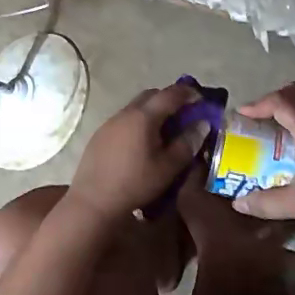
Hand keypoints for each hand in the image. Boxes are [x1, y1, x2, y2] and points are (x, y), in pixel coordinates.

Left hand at [67, 83, 209, 219]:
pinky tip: (141, 144)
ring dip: (152, 112)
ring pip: (136, 107)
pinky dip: (138, 123)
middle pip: (151, 95)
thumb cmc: (135, 184)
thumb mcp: (168, 167)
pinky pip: (124, 120)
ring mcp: (109, 123)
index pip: (170, 94)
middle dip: (169, 99)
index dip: (188, 93)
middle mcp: (125, 113)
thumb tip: (202, 124)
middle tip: (184, 114)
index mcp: (144, 116)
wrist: (93, 202)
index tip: (201, 99)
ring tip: (164, 131)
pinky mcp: (99, 135)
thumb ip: (187, 143)